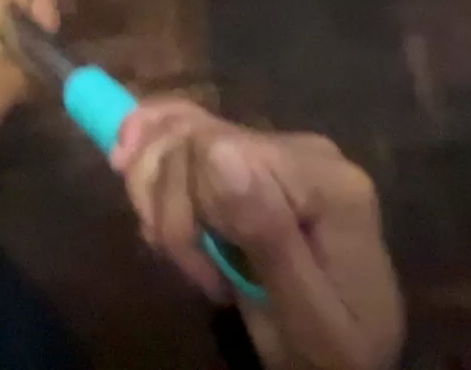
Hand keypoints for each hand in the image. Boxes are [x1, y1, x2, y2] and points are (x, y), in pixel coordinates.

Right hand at [111, 100, 403, 369]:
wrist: (344, 359)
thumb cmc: (328, 350)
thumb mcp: (309, 318)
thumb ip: (271, 236)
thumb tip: (221, 154)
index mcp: (324, 182)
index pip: (216, 148)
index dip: (186, 207)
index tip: (208, 275)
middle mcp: (299, 147)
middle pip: (189, 137)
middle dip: (167, 207)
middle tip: (186, 269)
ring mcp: (271, 145)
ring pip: (173, 129)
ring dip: (152, 190)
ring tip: (174, 246)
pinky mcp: (245, 151)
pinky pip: (179, 124)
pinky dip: (147, 148)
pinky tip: (126, 163)